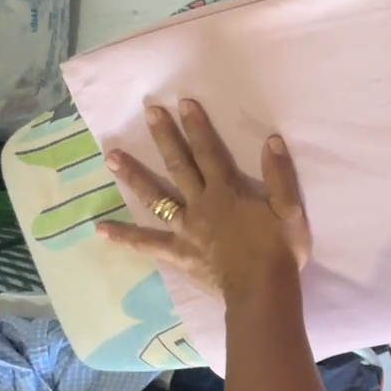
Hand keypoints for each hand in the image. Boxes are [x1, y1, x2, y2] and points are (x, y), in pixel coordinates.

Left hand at [97, 99, 310, 299]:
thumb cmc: (280, 248)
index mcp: (227, 192)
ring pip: (155, 198)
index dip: (198, 127)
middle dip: (165, 137)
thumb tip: (271, 141)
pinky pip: (148, 244)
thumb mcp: (290, 209)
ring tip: (111, 157)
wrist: (263, 288)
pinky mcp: (179, 252)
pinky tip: (101, 229)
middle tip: (149, 112)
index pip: (210, 152)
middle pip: (179, 165)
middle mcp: (201, 204)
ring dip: (134, 176)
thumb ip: (280, 175)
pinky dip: (125, 237)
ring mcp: (186, 229)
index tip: (184, 103)